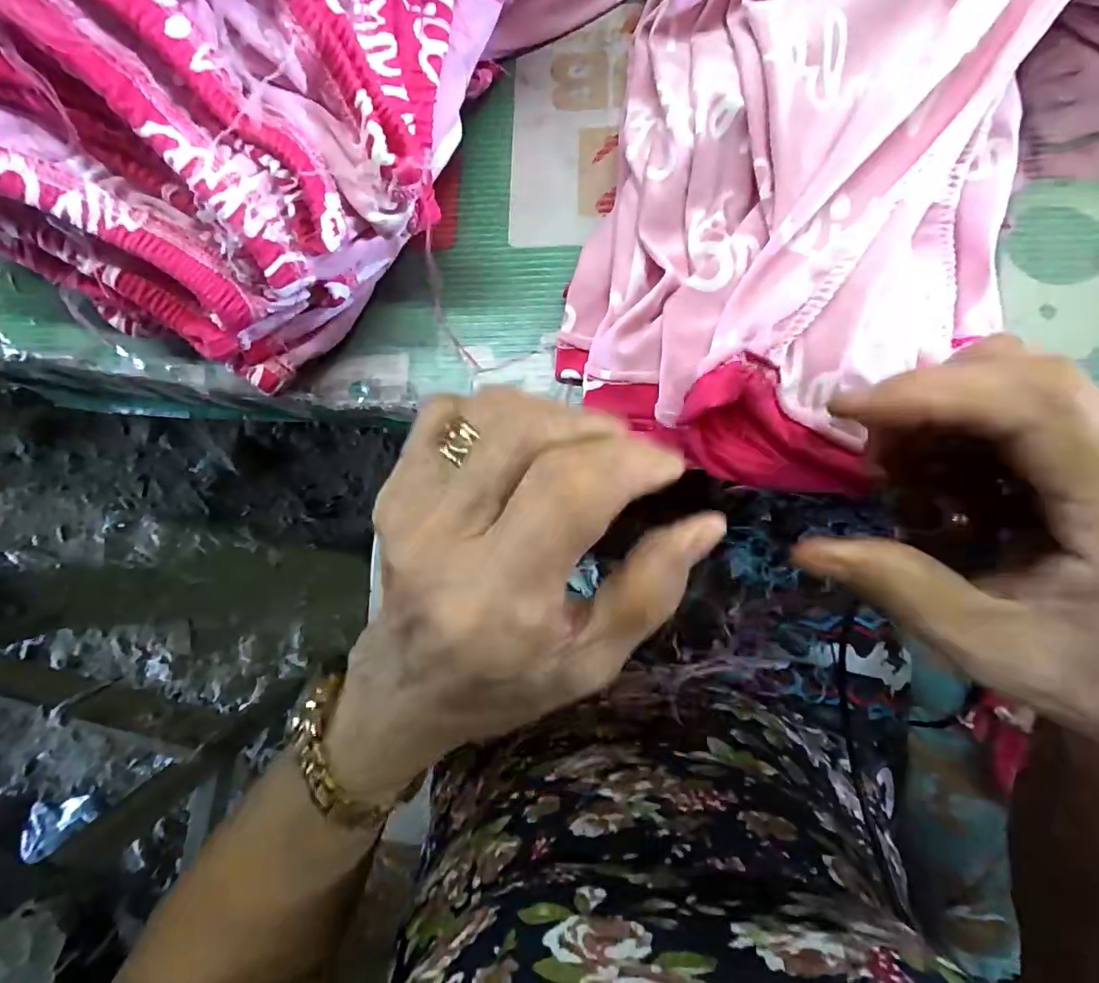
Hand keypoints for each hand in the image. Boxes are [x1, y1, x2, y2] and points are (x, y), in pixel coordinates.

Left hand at [322, 389, 725, 803]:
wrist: (406, 687)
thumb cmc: (504, 684)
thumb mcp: (590, 663)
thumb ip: (649, 591)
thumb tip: (705, 521)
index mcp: (499, 596)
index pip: (568, 489)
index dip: (631, 461)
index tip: (669, 467)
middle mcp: (445, 540)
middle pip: (530, 435)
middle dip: (600, 430)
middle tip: (631, 454)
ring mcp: (409, 506)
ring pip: (492, 414)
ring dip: (555, 415)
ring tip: (585, 446)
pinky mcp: (393, 488)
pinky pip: (446, 411)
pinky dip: (496, 412)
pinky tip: (521, 442)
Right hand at [792, 337, 1098, 794]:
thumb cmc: (1088, 681)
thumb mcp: (982, 645)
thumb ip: (897, 584)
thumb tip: (806, 548)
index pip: (1036, 403)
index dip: (931, 393)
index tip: (847, 412)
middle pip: (1027, 377)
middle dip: (925, 402)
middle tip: (875, 459)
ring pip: (1024, 381)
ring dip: (942, 413)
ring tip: (906, 476)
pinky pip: (1029, 407)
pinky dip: (964, 430)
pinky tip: (946, 483)